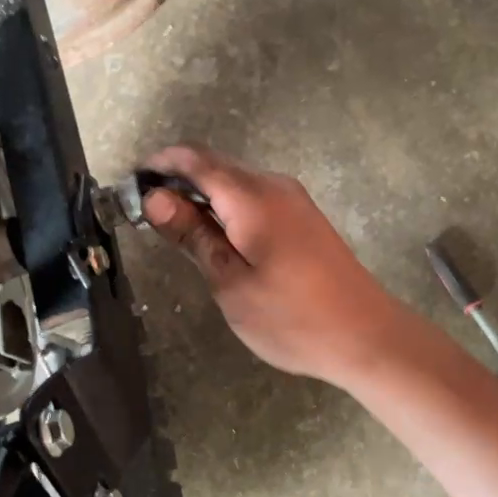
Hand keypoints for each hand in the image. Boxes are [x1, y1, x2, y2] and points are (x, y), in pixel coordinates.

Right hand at [140, 146, 414, 384]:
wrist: (367, 336)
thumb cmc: (292, 317)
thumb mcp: (230, 282)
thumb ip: (193, 235)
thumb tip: (155, 197)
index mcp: (252, 196)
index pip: (195, 160)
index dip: (160, 164)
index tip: (130, 184)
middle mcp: (274, 186)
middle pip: (215, 166)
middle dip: (177, 180)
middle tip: (145, 214)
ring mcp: (293, 200)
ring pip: (235, 182)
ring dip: (202, 196)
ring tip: (174, 229)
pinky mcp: (303, 218)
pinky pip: (254, 198)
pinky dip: (226, 207)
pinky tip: (215, 237)